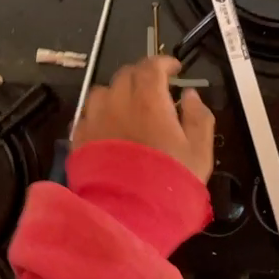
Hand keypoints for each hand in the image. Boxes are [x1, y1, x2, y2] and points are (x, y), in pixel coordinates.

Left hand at [73, 56, 213, 182]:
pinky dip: (100, 111)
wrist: (130, 216)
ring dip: (118, 91)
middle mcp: (118, 102)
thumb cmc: (171, 182)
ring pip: (103, 90)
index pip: (152, 66)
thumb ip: (198, 117)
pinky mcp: (79, 138)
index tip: (174, 68)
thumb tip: (190, 96)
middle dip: (142, 74)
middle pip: (126, 74)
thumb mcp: (200, 151)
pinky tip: (109, 124)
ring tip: (128, 104)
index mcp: (149, 100)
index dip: (164, 62)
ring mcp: (95, 119)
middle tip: (155, 86)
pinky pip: (87, 113)